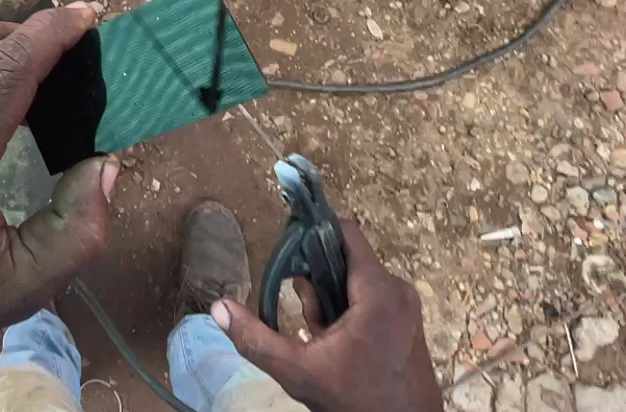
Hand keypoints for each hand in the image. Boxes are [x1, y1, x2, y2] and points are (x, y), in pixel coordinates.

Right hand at [210, 222, 440, 411]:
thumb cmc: (359, 406)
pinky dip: (348, 314)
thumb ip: (257, 339)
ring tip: (325, 341)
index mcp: (379, 291)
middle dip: (317, 285)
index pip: (344, 230)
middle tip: (310, 324)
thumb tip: (219, 307)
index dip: (311, 234)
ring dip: (330, 303)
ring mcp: (406, 308)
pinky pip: (368, 299)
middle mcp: (398, 290)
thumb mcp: (301, 374)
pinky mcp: (407, 323)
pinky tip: (342, 348)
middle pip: (342, 260)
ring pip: (353, 281)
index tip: (289, 259)